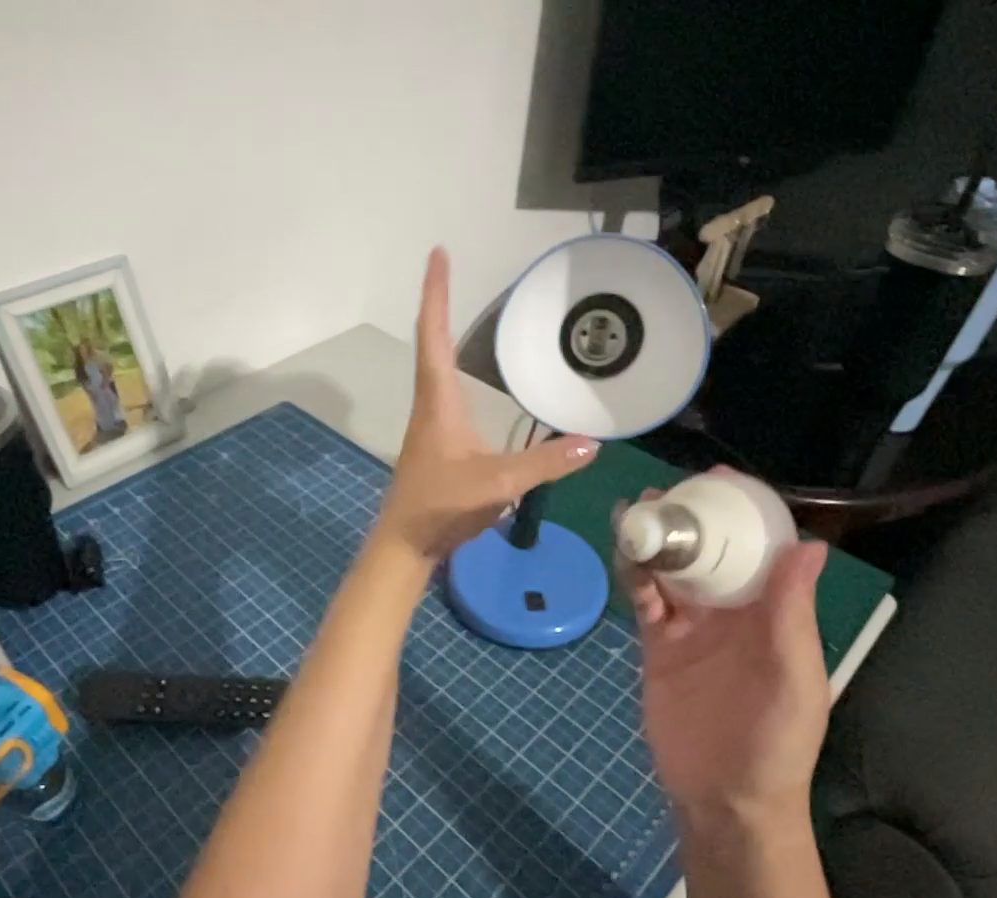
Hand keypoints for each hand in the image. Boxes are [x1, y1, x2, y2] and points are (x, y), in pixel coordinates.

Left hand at [374, 248, 597, 560]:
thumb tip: (591, 444)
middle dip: (440, 304)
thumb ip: (544, 465)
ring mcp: (431, 425)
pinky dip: (456, 370)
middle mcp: (430, 405)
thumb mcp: (497, 483)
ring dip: (445, 336)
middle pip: (431, 343)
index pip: (434, 335)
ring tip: (463, 311)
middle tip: (450, 270)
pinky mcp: (437, 444)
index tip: (437, 254)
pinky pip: (446, 393)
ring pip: (436, 369)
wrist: (405, 544)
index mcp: (438, 401)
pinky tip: (474, 383)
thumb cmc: (441, 506)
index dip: (436, 294)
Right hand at [620, 480, 830, 821]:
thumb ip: (793, 614)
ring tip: (636, 509)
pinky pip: (645, 603)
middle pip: (710, 553)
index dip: (744, 514)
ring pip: (672, 572)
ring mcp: (692, 628)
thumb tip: (808, 545)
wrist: (725, 797)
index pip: (759, 551)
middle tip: (664, 490)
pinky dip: (635, 578)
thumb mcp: (794, 678)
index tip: (720, 482)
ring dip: (657, 542)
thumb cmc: (774, 743)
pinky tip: (624, 555)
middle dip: (690, 520)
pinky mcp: (658, 647)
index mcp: (772, 614)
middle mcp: (732, 613)